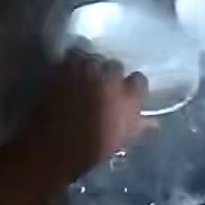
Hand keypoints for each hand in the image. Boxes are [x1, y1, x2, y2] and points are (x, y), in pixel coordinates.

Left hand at [17, 50, 147, 178]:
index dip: (133, 86)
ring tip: (84, 76)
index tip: (126, 92)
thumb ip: (137, 125)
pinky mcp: (65, 67)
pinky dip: (72, 62)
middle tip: (102, 85)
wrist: (51, 147)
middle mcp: (110, 78)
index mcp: (127, 97)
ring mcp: (86, 70)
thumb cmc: (89, 150)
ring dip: (91, 66)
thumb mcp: (118, 140)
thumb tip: (154, 122)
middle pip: (116, 65)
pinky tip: (68, 72)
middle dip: (110, 74)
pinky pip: (72, 55)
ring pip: (94, 57)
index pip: (140, 80)